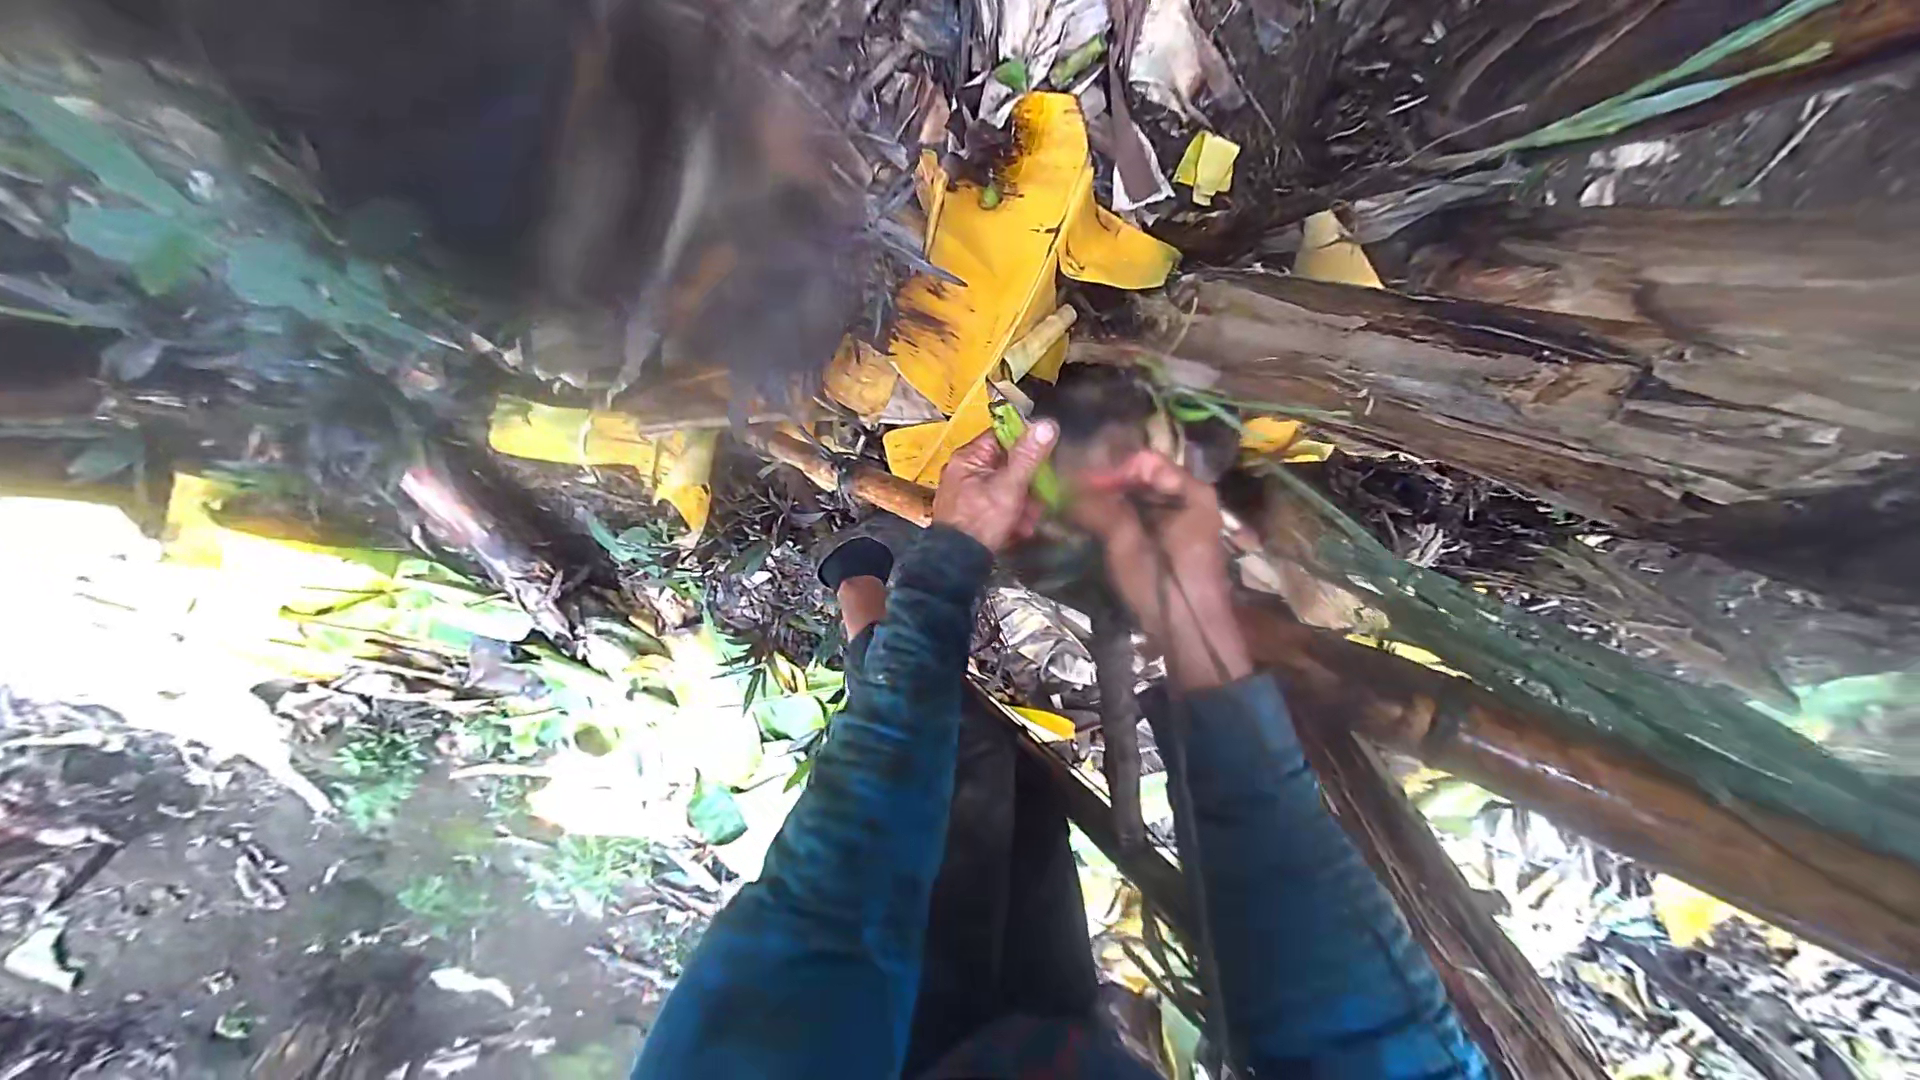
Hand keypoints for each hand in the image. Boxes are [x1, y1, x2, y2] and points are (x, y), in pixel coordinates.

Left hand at [931, 420, 1057, 554]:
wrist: (957, 562)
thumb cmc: (981, 521)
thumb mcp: (1009, 486)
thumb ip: (1028, 456)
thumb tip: (1046, 425)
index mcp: (969, 458)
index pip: (1001, 435)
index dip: (1025, 443)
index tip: (1044, 455)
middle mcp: (964, 471)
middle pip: (1006, 463)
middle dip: (1028, 482)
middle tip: (1039, 497)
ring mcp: (966, 492)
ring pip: (1004, 486)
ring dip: (1023, 502)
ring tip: (1029, 518)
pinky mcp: (970, 512)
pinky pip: (996, 504)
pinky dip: (1010, 514)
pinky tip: (1019, 528)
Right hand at [1068, 450, 1251, 690]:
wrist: (1190, 631)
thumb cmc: (1163, 583)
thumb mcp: (1126, 542)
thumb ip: (1098, 510)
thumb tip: (1064, 488)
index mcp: (1191, 491)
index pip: (1145, 462)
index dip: (1111, 471)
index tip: (1079, 485)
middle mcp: (1192, 497)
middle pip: (1143, 478)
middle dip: (1107, 486)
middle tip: (1072, 496)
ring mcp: (1185, 518)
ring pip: (1141, 498)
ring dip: (1111, 502)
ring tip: (1078, 510)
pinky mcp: (1174, 538)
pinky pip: (1144, 516)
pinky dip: (1122, 518)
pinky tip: (1096, 525)